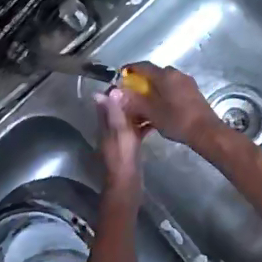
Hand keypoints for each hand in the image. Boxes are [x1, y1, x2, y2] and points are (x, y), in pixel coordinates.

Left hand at [96, 88, 144, 204]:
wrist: (127, 182)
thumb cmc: (122, 155)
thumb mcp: (119, 131)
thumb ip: (112, 112)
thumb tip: (104, 91)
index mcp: (105, 123)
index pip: (108, 100)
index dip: (116, 89)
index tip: (131, 79)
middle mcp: (111, 128)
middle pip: (120, 107)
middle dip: (131, 97)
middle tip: (147, 87)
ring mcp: (121, 136)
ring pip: (129, 117)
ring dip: (139, 109)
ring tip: (154, 99)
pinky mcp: (131, 144)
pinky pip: (138, 128)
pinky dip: (145, 123)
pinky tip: (158, 119)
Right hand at [120, 63, 223, 148]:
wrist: (206, 131)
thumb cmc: (177, 120)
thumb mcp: (151, 112)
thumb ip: (134, 101)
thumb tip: (117, 93)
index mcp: (165, 75)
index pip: (143, 66)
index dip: (130, 70)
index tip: (120, 76)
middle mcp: (177, 74)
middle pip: (155, 73)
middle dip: (142, 81)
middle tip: (132, 92)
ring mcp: (187, 82)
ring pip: (165, 81)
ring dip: (154, 88)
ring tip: (145, 102)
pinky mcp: (193, 92)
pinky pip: (174, 88)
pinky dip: (164, 93)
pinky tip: (160, 107)